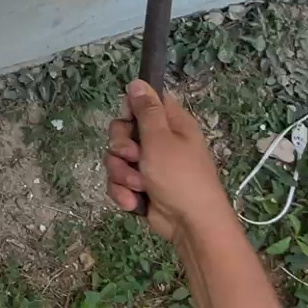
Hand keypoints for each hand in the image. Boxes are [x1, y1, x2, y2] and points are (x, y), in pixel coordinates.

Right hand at [105, 81, 232, 242]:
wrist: (191, 225)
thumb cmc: (180, 177)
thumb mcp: (161, 139)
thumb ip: (146, 110)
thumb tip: (137, 81)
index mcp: (172, 125)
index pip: (144, 102)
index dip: (131, 109)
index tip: (129, 121)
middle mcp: (160, 142)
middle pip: (122, 130)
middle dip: (120, 146)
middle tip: (132, 156)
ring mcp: (149, 165)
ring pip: (116, 158)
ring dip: (121, 173)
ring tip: (137, 185)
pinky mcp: (140, 186)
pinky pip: (118, 180)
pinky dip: (123, 191)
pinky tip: (134, 201)